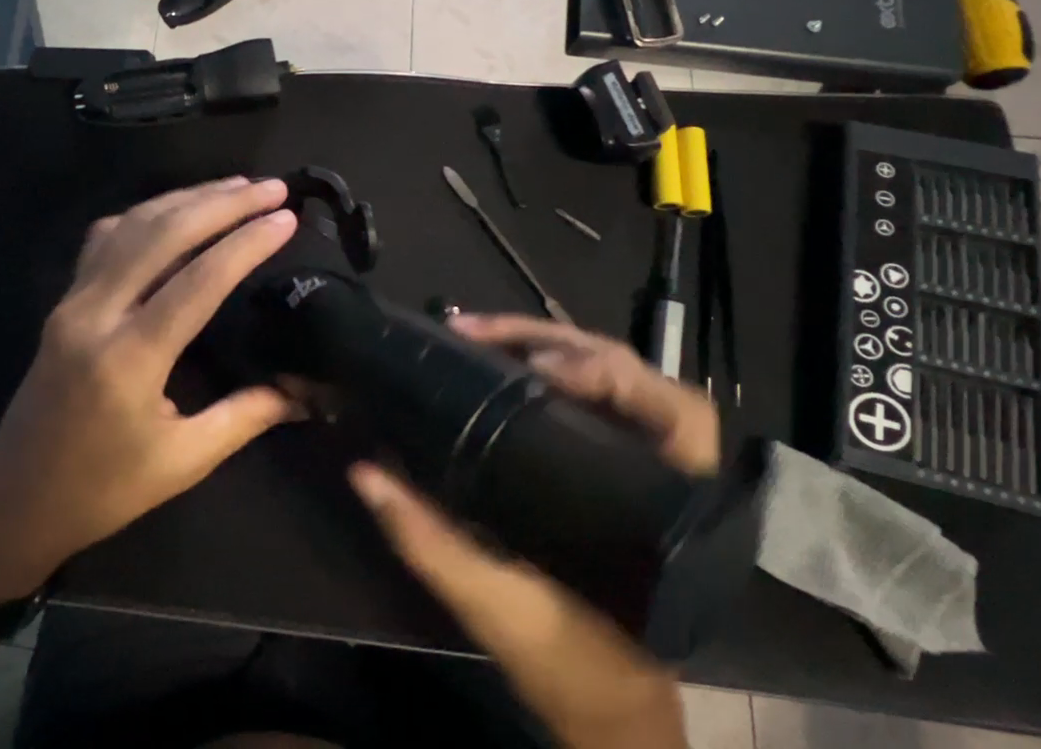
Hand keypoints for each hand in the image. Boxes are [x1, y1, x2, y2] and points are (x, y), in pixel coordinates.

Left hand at [0, 177, 300, 602]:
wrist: (16, 500)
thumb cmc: (103, 491)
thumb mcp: (183, 461)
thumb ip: (245, 416)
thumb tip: (304, 391)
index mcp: (129, 358)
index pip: (198, 280)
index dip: (245, 243)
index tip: (285, 217)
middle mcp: (95, 315)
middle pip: (161, 234)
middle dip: (219, 203)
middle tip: (270, 187)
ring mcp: (71, 304)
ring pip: (127, 228)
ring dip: (182, 199)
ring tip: (233, 187)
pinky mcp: (61, 306)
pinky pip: (101, 243)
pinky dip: (142, 217)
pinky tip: (170, 213)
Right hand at [350, 315, 718, 748]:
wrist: (605, 709)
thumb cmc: (570, 662)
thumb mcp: (494, 604)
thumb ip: (429, 539)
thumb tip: (365, 472)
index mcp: (665, 508)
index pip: (675, 411)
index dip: (609, 373)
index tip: (535, 368)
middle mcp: (666, 476)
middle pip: (634, 374)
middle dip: (556, 339)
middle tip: (475, 330)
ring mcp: (641, 470)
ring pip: (610, 380)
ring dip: (547, 348)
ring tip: (476, 336)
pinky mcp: (611, 472)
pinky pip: (585, 405)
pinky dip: (543, 377)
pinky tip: (496, 371)